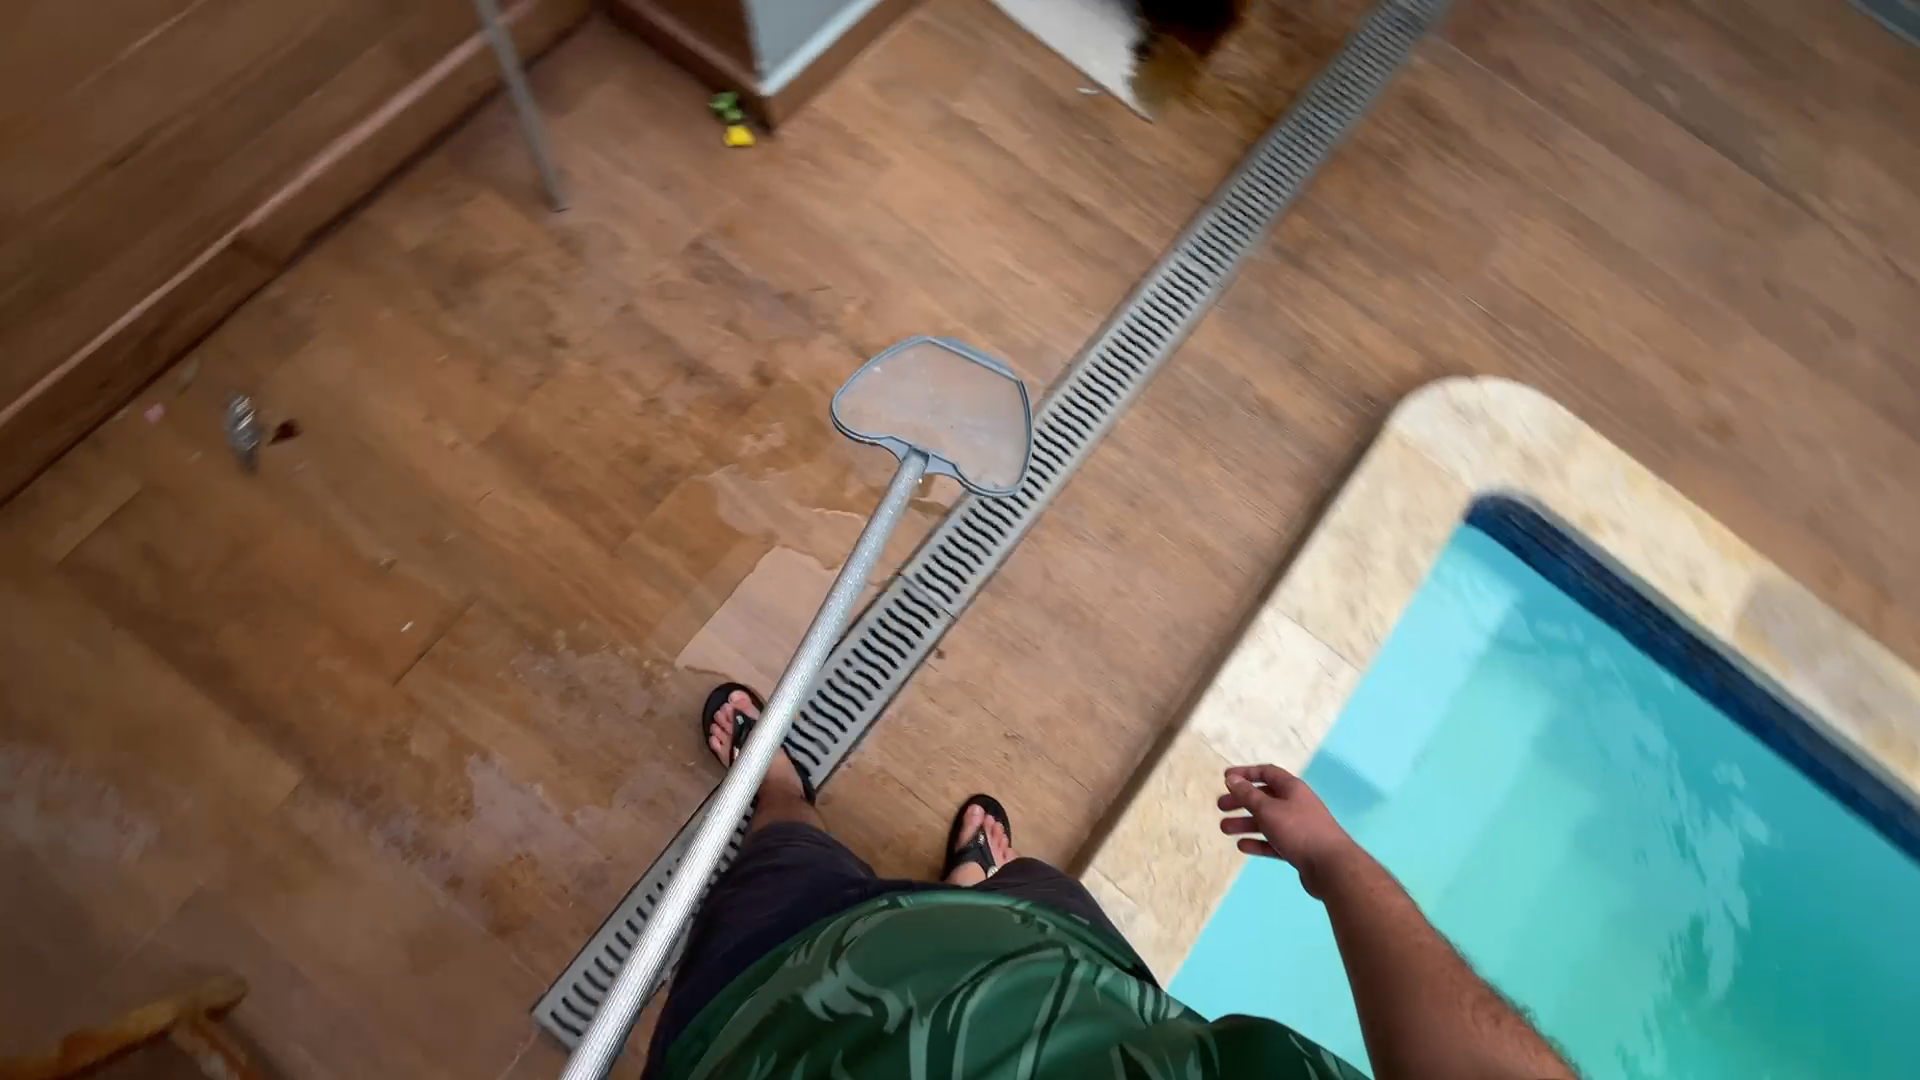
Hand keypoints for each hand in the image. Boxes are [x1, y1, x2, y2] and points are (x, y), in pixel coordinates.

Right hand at [1217, 764, 1361, 897]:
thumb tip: (1232, 779)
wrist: (1332, 868)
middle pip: (1264, 797)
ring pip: (1267, 821)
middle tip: (1221, 807)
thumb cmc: (1298, 830)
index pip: (1266, 773)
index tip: (1225, 779)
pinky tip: (1242, 846)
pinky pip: (1274, 841)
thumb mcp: (1268, 809)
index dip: (1245, 773)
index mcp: (1292, 788)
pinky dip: (1258, 842)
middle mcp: (1296, 804)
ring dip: (1245, 823)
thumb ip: (1247, 794)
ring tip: (1224, 829)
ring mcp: (1299, 827)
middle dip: (1241, 801)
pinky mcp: (1299, 848)